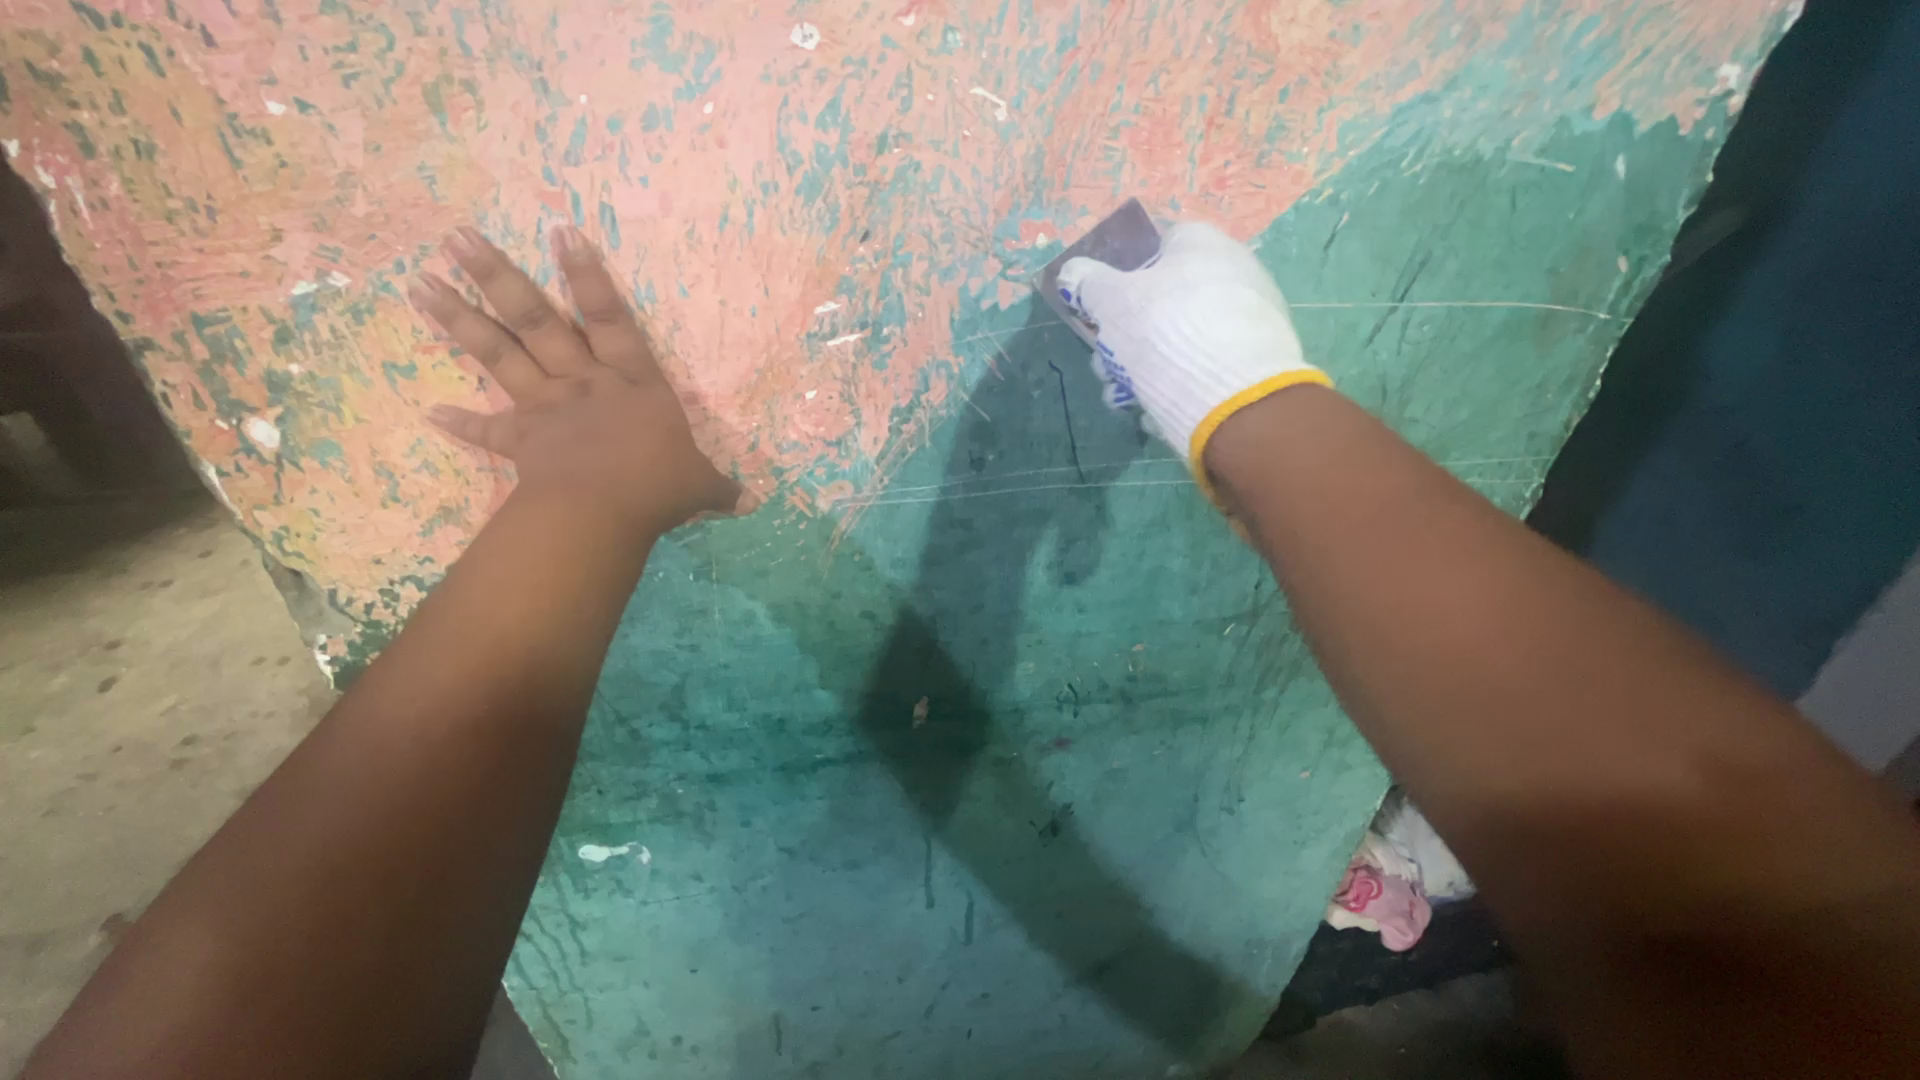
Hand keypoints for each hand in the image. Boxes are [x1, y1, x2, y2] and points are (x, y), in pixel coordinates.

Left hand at [410, 225, 743, 537]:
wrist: (604, 512)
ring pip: (501, 355)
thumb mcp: (700, 485)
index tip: (561, 231)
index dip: (588, 276)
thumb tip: (752, 503)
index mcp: (633, 383)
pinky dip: (462, 423)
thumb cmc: (658, 486)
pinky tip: (431, 411)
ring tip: (419, 281)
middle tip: (457, 237)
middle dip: (498, 276)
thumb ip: (720, 489)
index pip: (611, 318)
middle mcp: (585, 383)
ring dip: (459, 319)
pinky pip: (489, 431)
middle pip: (536, 321)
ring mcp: (548, 409)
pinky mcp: (524, 442)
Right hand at [1055, 222, 1331, 494]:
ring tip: (1125, 397)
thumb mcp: (1112, 303)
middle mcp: (1233, 272)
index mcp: (1202, 244)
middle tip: (1107, 365)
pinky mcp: (1255, 363)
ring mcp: (1249, 319)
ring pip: (1178, 341)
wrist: (1232, 398)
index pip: (1160, 245)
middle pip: (1164, 301)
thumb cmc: (1166, 331)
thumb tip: (1072, 272)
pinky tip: (1159, 410)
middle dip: (1126, 337)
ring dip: (1142, 369)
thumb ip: (1088, 284)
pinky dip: (1177, 387)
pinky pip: (1202, 369)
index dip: (1126, 277)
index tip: (1106, 312)